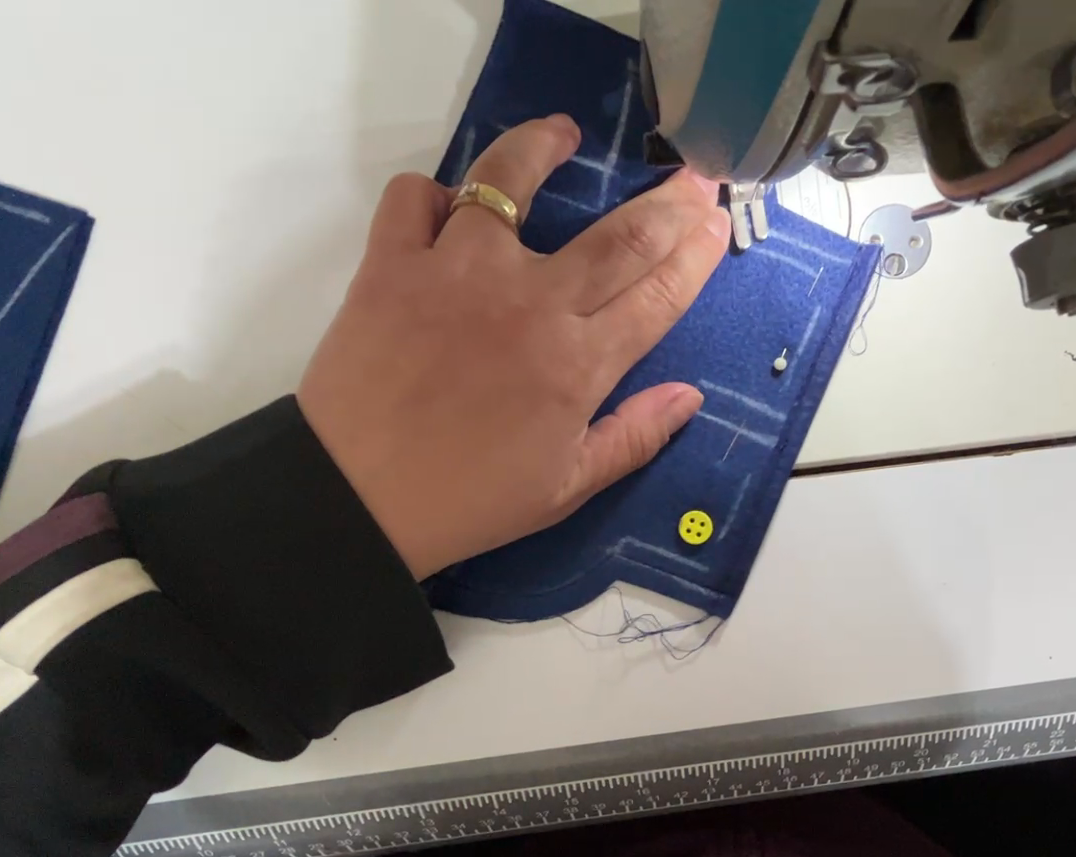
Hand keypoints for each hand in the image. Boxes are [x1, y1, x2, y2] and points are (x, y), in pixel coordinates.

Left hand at [298, 115, 729, 579]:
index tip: (717, 223)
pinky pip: (416, 198)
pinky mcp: (393, 262)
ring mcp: (459, 271)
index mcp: (580, 364)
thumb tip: (690, 395)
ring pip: (510, 180)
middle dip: (668, 204)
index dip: (696, 257)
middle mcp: (531, 302)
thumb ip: (634, 437)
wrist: (357, 500)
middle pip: (617, 236)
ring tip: (564, 135)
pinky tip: (450, 208)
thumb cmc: (471, 501)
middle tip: (694, 178)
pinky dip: (434, 194)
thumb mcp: (567, 488)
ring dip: (544, 148)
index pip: (657, 295)